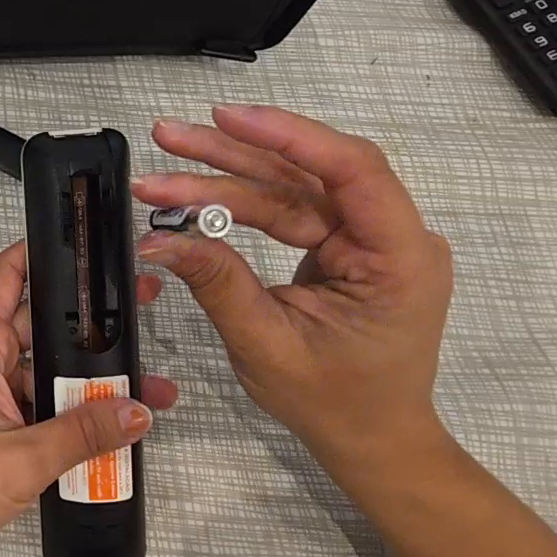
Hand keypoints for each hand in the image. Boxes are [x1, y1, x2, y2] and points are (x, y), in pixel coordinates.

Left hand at [0, 244, 178, 556]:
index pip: (5, 276)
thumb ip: (82, 435)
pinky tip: (112, 425)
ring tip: (151, 384)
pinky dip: (70, 411)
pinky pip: (37, 403)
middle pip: (41, 325)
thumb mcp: (20, 460)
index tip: (87, 242)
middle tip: (146, 309)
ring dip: (90, 379)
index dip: (40, 251)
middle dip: (93, 322)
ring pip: (46, 370)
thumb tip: (139, 410)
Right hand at [131, 105, 453, 467]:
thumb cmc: (334, 403)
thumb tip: (158, 239)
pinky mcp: (336, 247)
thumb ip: (217, 284)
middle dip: (231, 154)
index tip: (226, 118)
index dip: (288, 136)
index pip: (352, 171)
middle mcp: (387, 235)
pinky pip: (283, 212)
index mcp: (398, 258)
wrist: (370, 438)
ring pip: (287, 188)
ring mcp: (361, 239)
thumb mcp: (266, 346)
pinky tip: (189, 197)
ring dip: (222, 176)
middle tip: (166, 137)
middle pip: (306, 173)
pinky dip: (233, 206)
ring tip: (162, 161)